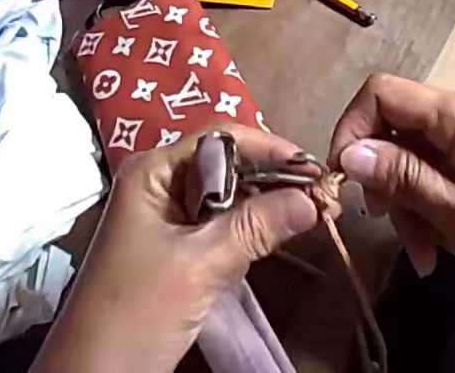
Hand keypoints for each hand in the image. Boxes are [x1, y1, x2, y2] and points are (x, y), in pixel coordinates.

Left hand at [35, 124, 319, 372]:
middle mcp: (162, 181)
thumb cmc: (133, 317)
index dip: (270, 148)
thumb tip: (314, 200)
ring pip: (232, 190)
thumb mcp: (199, 267)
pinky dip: (255, 223)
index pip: (223, 137)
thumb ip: (257, 227)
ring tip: (314, 208)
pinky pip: (225, 218)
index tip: (311, 167)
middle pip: (231, 160)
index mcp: (154, 170)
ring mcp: (169, 213)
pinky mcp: (178, 243)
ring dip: (271, 200)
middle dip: (276, 175)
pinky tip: (284, 227)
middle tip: (321, 191)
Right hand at [328, 75, 454, 372]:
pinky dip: (430, 208)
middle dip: (383, 176)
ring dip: (407, 202)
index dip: (352, 128)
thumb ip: (401, 176)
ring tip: (427, 256)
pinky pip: (441, 174)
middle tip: (392, 233)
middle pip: (398, 125)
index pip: (383, 91)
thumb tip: (346, 150)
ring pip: (416, 155)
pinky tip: (442, 250)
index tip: (342, 183)